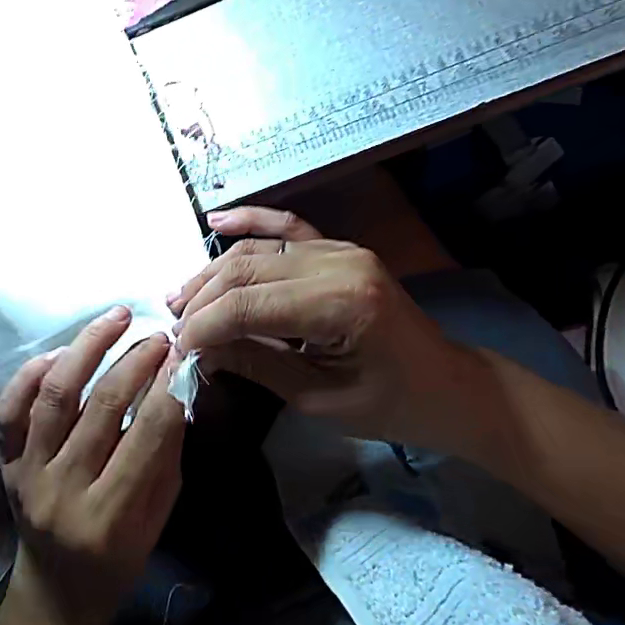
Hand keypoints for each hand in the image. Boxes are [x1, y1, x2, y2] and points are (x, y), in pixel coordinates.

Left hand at [0, 306, 186, 624]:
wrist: (57, 588)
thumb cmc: (119, 556)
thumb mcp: (158, 513)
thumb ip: (166, 452)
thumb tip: (176, 383)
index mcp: (109, 517)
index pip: (147, 435)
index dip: (167, 386)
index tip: (182, 352)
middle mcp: (62, 490)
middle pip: (102, 407)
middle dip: (135, 361)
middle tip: (157, 335)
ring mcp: (26, 473)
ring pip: (55, 396)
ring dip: (87, 348)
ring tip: (115, 319)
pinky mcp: (3, 461)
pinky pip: (9, 407)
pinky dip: (31, 374)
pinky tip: (59, 353)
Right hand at [169, 207, 495, 453]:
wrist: (451, 386)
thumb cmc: (392, 405)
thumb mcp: (318, 398)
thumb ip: (253, 364)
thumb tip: (195, 350)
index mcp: (340, 304)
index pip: (247, 304)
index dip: (203, 325)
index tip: (177, 349)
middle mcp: (338, 262)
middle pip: (245, 269)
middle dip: (201, 299)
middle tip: (173, 326)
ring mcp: (339, 249)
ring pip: (256, 248)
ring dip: (213, 271)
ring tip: (179, 297)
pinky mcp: (337, 247)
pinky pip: (287, 226)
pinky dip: (250, 220)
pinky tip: (216, 220)